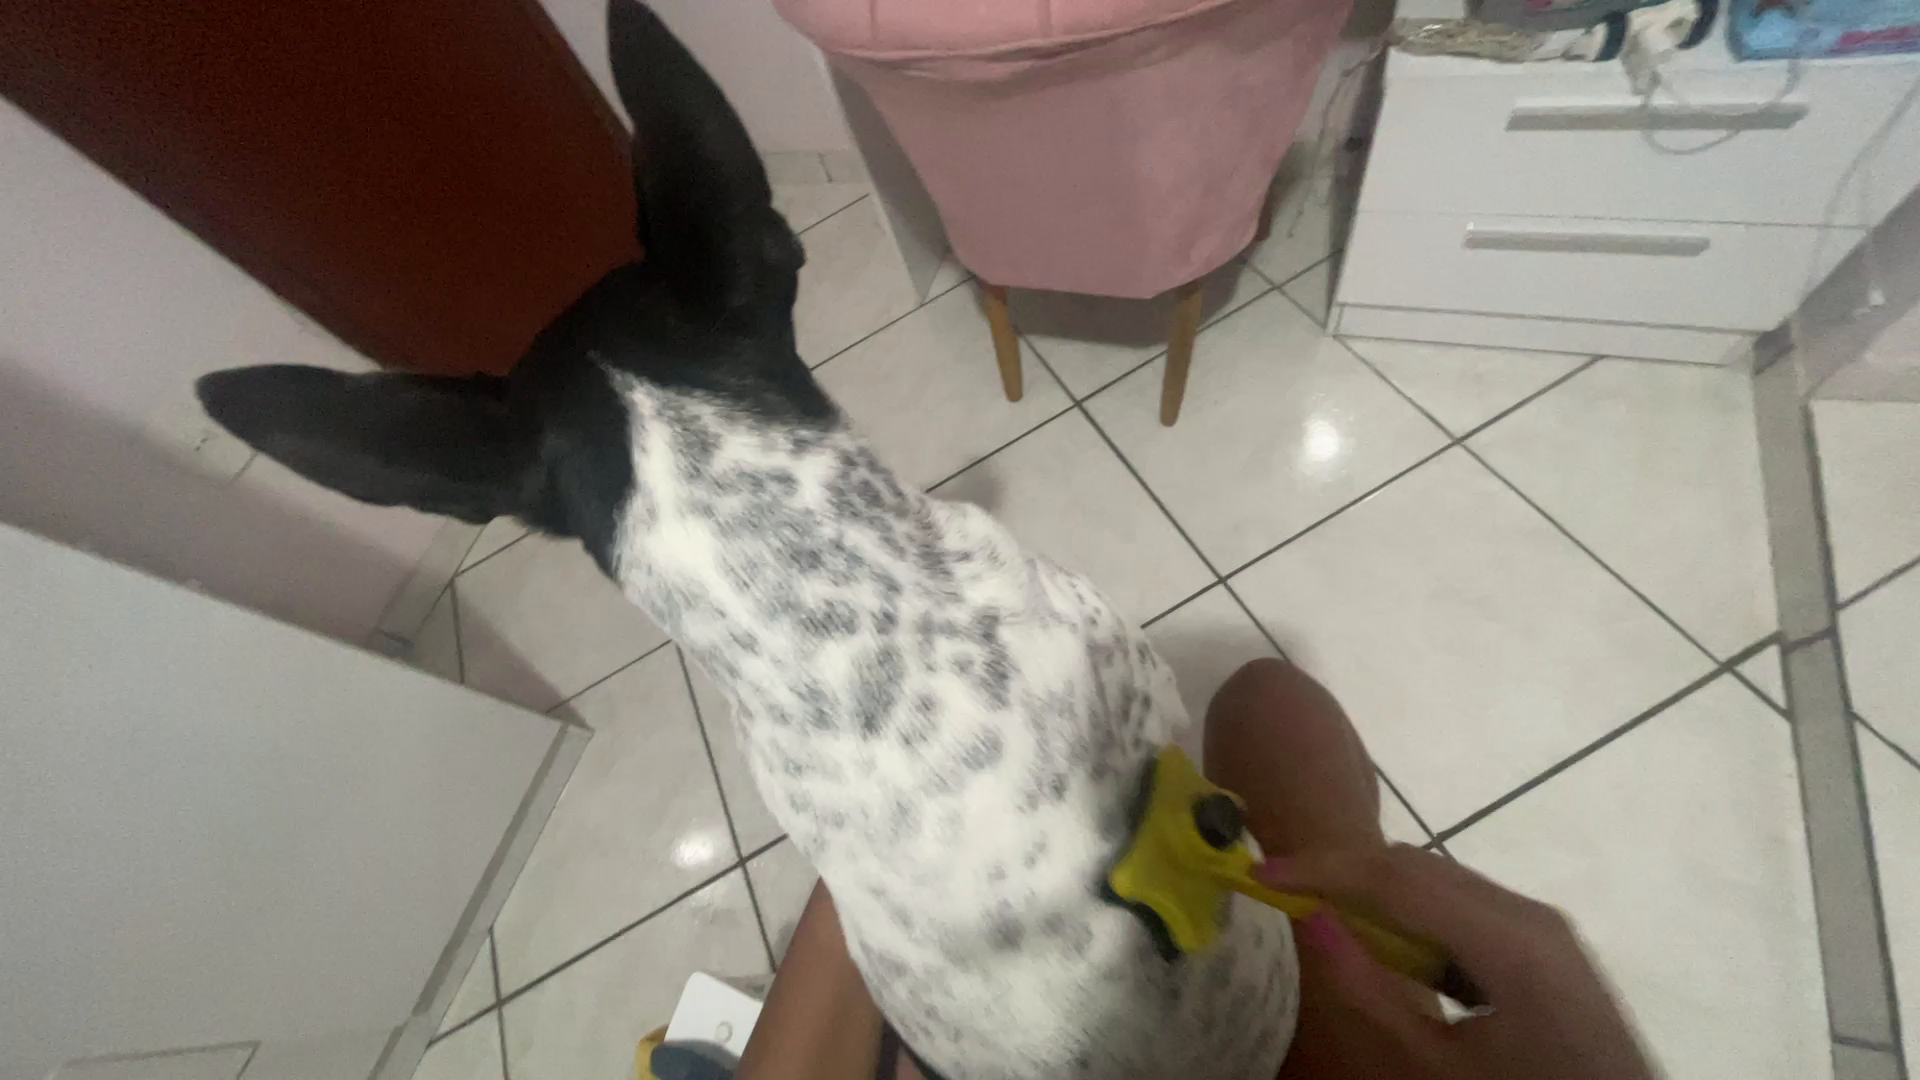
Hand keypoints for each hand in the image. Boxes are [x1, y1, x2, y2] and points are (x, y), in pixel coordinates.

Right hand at [1257, 845, 1657, 1079]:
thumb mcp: (1437, 1071)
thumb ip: (1369, 990)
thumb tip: (1309, 917)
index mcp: (1512, 946)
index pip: (1394, 879)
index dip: (1319, 868)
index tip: (1259, 872)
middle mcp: (1529, 915)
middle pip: (1413, 866)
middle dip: (1340, 869)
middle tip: (1281, 885)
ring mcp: (1541, 922)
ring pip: (1432, 874)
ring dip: (1371, 884)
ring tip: (1320, 905)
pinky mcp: (1541, 937)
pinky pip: (1457, 898)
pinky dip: (1408, 904)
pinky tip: (1384, 935)